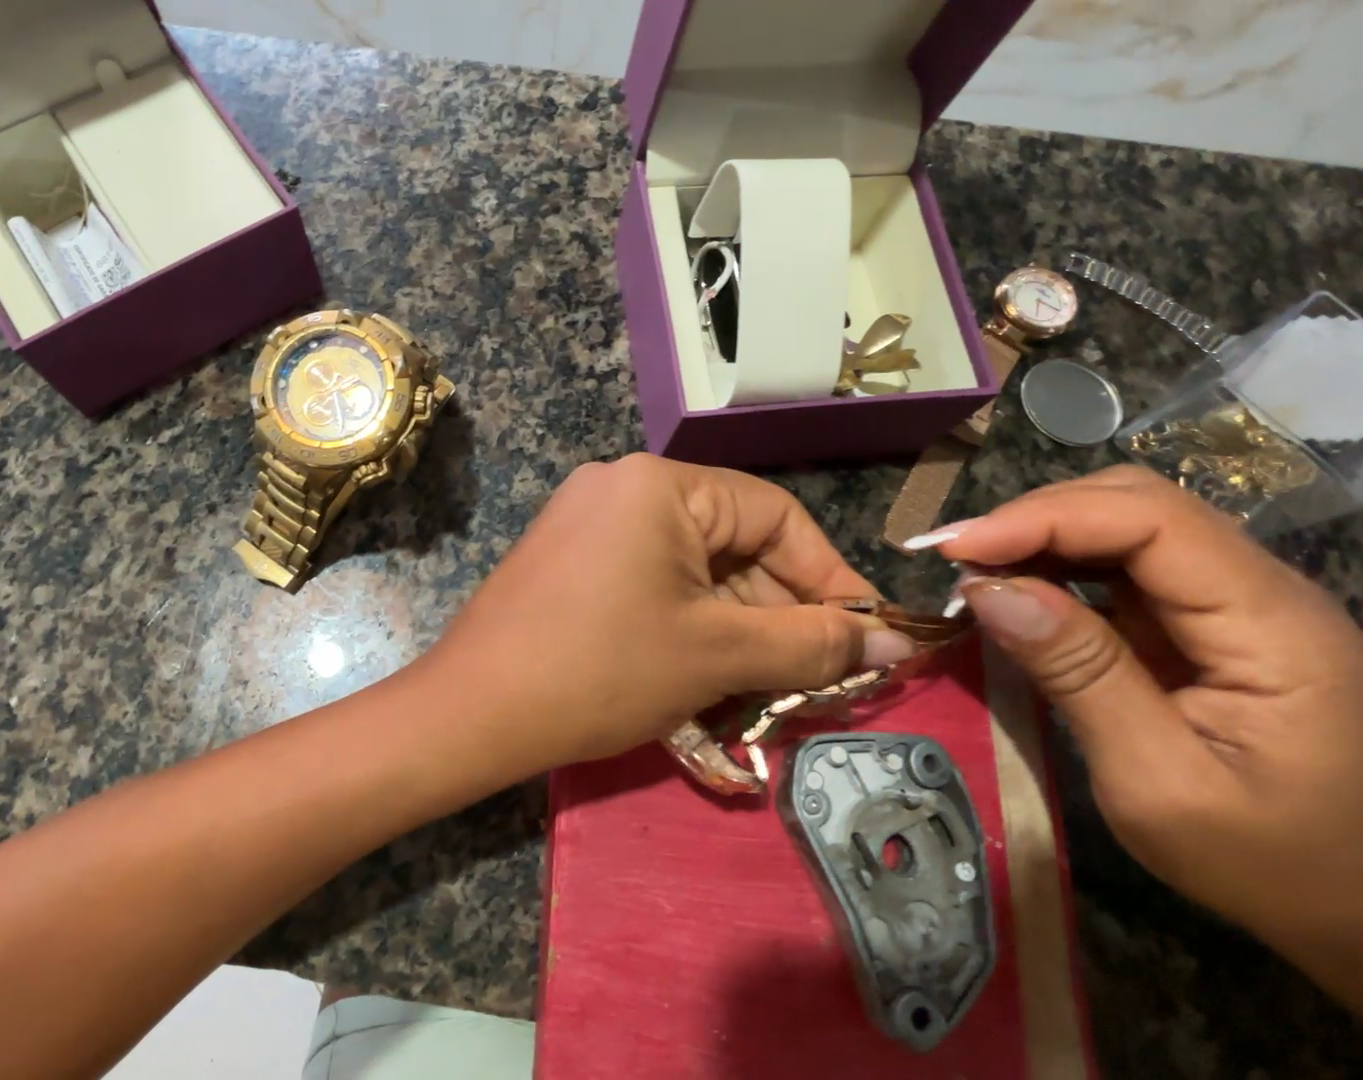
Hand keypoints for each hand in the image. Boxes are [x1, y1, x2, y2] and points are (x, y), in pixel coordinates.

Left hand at [423, 454, 916, 771]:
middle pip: (732, 542)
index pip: (776, 515)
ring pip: (691, 568)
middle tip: (814, 674)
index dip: (827, 577)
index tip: (862, 635)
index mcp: (659, 485)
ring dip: (735, 625)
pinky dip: (686, 622)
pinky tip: (706, 673)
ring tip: (766, 686)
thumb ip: (809, 643)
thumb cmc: (601, 671)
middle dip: (777, 611)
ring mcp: (587, 523)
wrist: (472, 712)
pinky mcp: (568, 562)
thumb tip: (889, 642)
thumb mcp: (716, 656)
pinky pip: (649, 581)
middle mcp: (621, 487)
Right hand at [914, 466, 1362, 1027]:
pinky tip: (1016, 590)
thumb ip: (1079, 674)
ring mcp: (1236, 603)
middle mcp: (1264, 592)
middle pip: (1142, 505)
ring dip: (1043, 536)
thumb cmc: (1260, 858)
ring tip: (973, 572)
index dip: (1047, 518)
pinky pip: (1124, 566)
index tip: (958, 550)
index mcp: (1274, 626)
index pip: (1155, 523)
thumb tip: (990, 590)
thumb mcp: (1155, 780)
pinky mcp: (1206, 621)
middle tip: (953, 560)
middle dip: (1038, 518)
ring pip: (1130, 524)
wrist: (1349, 903)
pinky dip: (1058, 566)